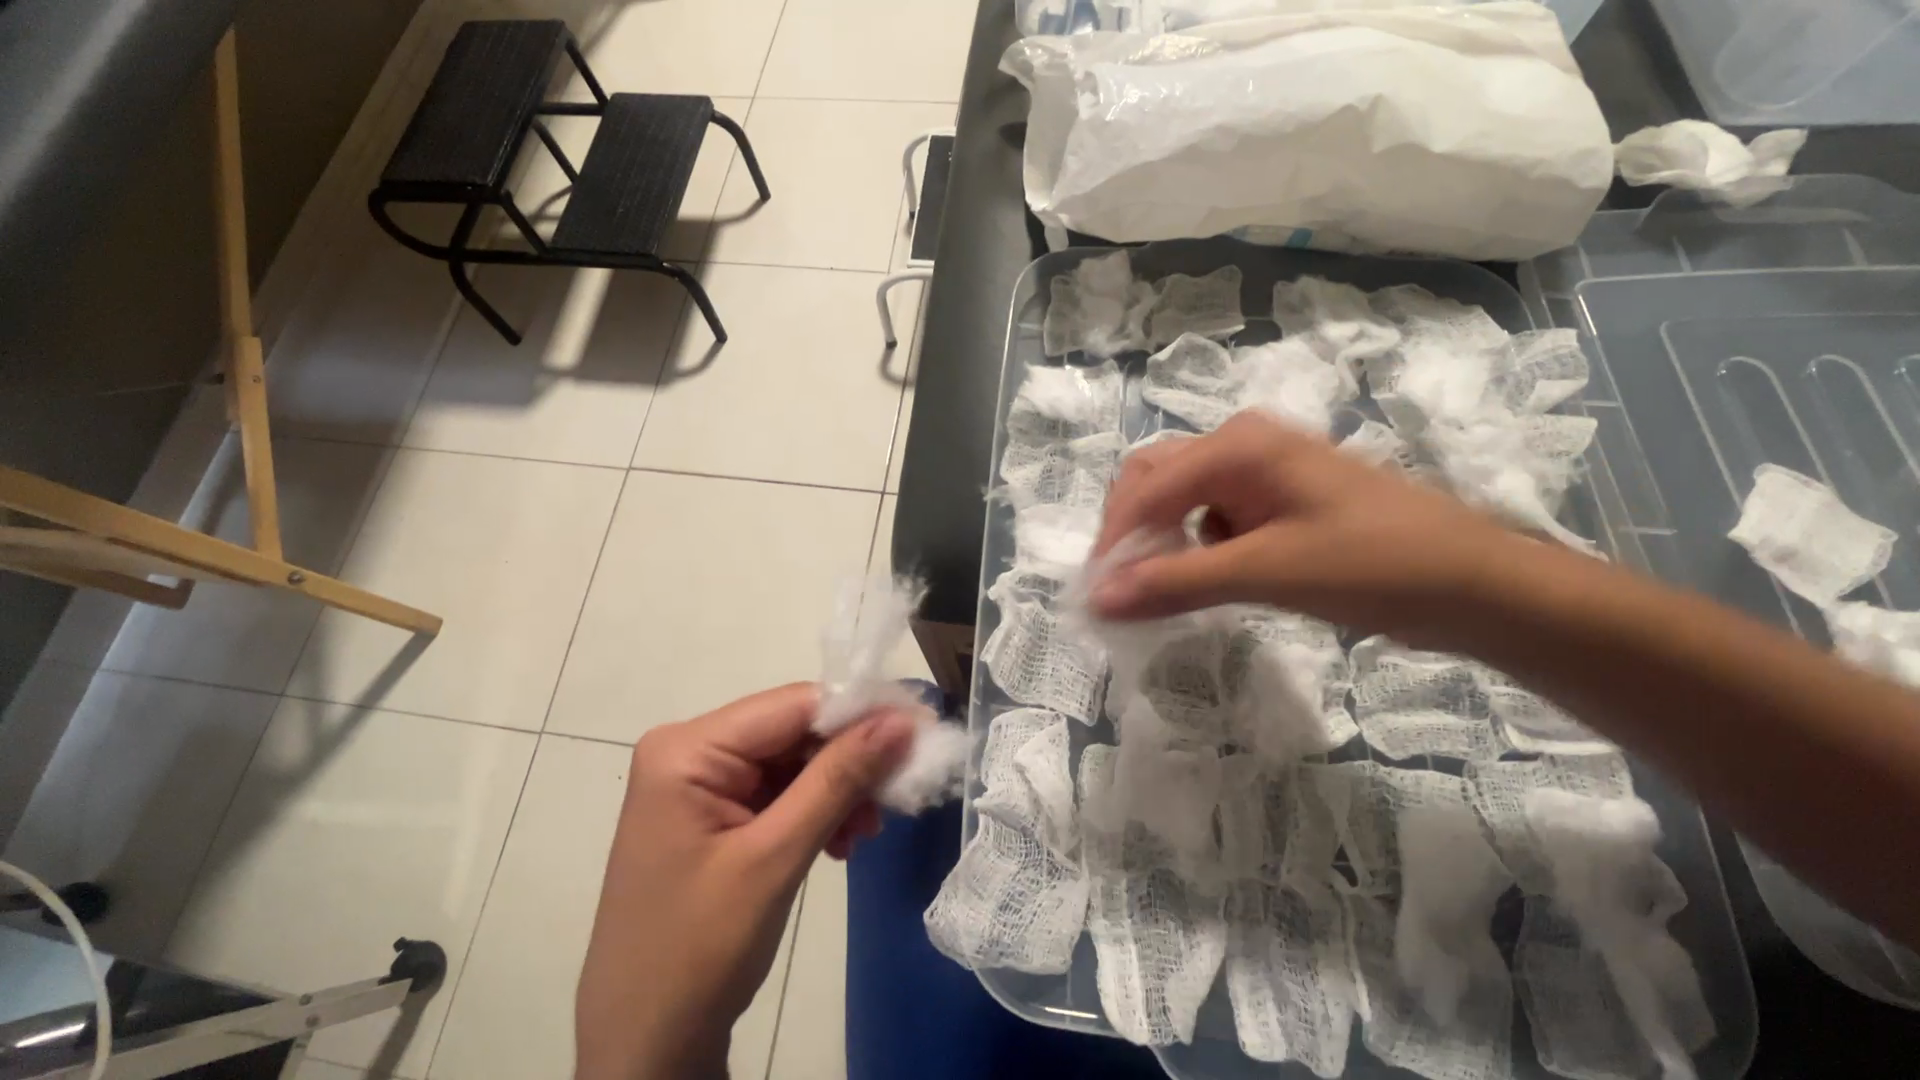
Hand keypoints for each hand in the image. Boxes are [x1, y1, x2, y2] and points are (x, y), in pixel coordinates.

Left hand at [575, 684, 913, 1079]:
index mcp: (687, 749)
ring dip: (837, 792)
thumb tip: (903, 719)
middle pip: (793, 731)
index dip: (862, 713)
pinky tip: (840, 844)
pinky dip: (815, 812)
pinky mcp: (711, 814)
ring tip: (866, 836)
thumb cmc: (700, 947)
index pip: (792, 705)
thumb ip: (838, 780)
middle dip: (849, 762)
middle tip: (900, 796)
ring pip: (792, 763)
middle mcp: (689, 751)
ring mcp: (698, 784)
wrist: (646, 1040)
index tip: (923, 733)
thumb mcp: (775, 858)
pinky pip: (778, 792)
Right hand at [1090, 410, 1537, 643]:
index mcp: (1238, 445)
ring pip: (1182, 501)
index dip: (1114, 542)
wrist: (1475, 584)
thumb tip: (1095, 599)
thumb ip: (1175, 582)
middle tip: (1124, 593)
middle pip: (1155, 481)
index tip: (1097, 600)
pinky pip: (1214, 519)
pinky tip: (1211, 585)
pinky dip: (1197, 551)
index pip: (1144, 487)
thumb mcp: (1266, 573)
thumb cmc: (1374, 565)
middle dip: (1132, 535)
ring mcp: (1264, 473)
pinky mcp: (1280, 503)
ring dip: (1163, 545)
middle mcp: (1244, 445)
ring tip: (1164, 596)